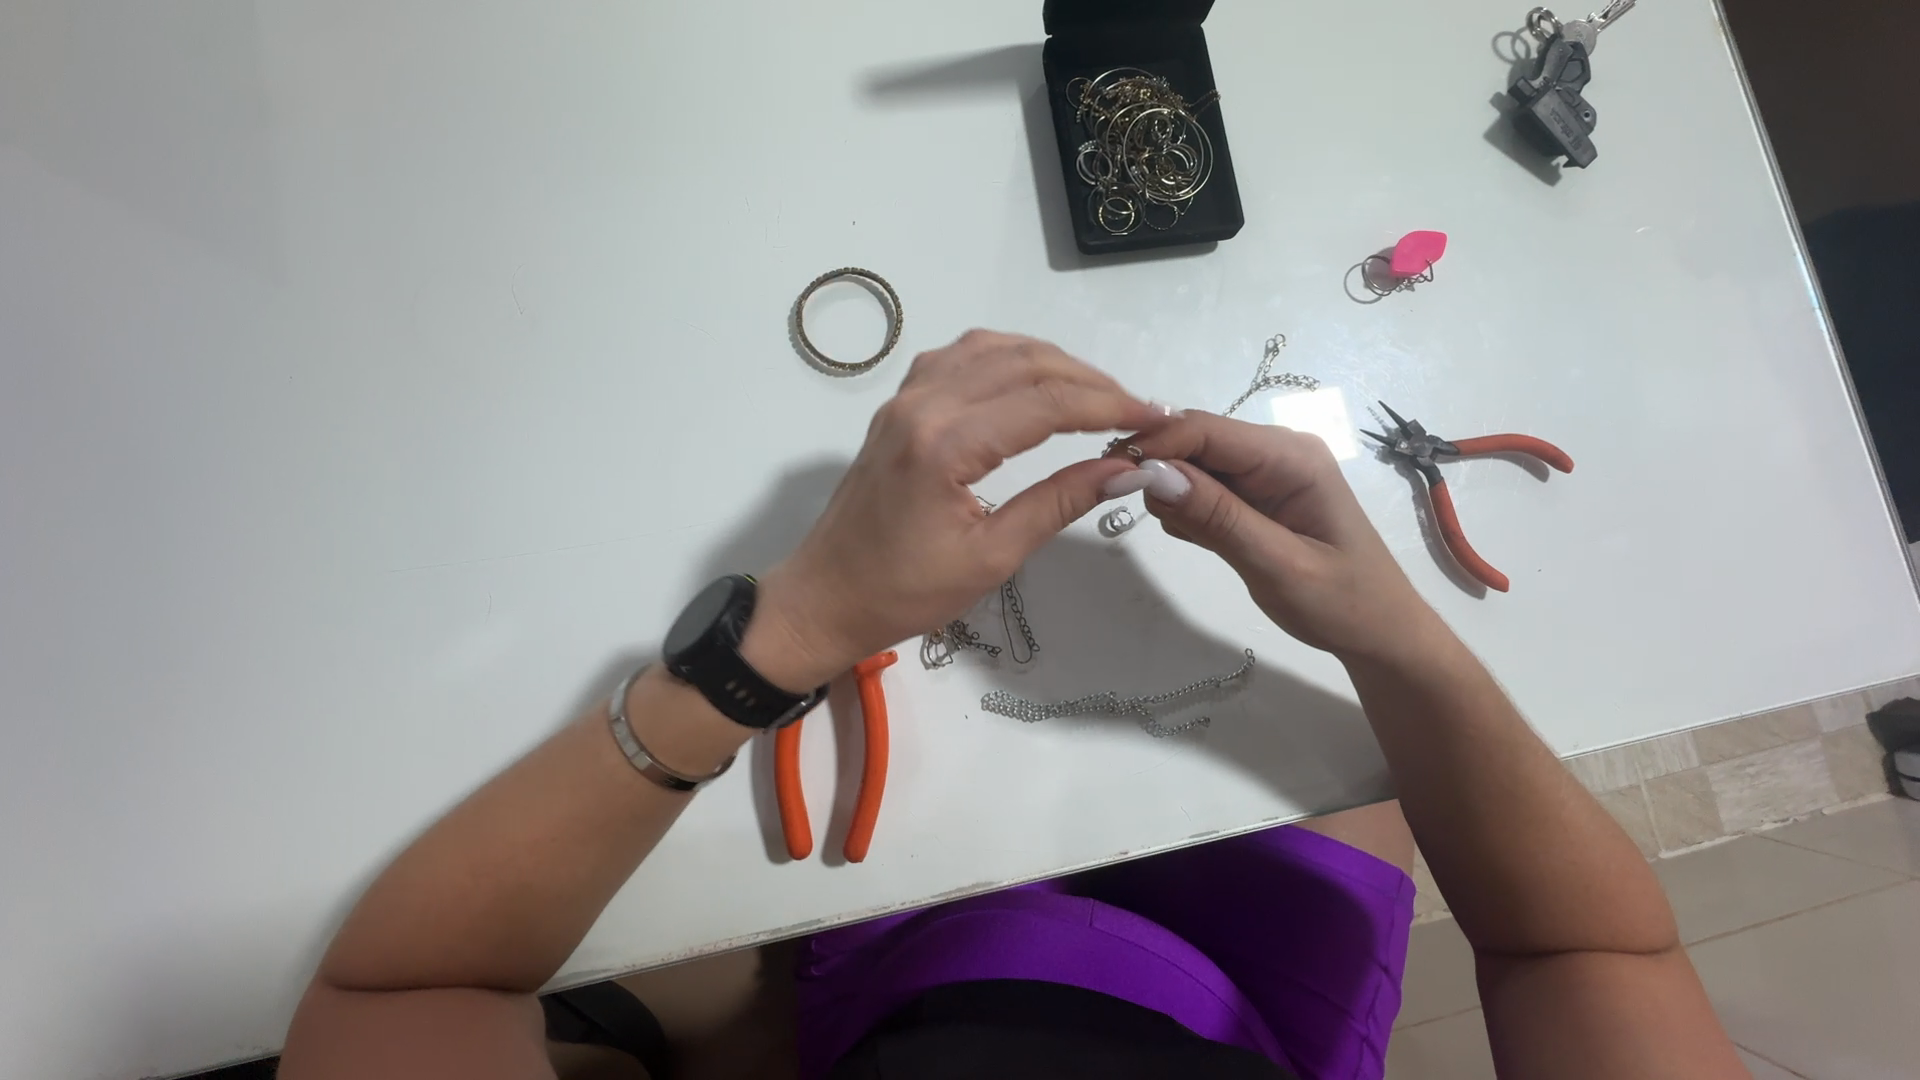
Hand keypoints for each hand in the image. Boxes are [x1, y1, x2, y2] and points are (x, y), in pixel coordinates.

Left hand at [742, 331, 1169, 688]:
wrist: (827, 597)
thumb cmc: (905, 593)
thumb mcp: (991, 556)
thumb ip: (1058, 502)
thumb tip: (1125, 468)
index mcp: (945, 445)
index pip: (1046, 403)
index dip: (1108, 404)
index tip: (1154, 417)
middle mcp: (922, 404)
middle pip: (1023, 363)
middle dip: (1087, 379)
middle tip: (1132, 406)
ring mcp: (904, 399)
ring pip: (990, 349)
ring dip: (1048, 361)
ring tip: (1092, 392)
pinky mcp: (897, 407)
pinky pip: (958, 359)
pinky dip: (1004, 358)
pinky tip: (1029, 380)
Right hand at [1118, 411, 1440, 661]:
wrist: (1378, 634)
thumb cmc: (1341, 603)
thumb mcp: (1277, 564)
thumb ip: (1217, 517)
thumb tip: (1153, 473)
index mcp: (1290, 456)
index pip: (1204, 429)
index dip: (1154, 446)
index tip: (1111, 479)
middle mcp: (1274, 452)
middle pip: (1192, 441)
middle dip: (1160, 472)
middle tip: (1160, 522)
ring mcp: (1262, 474)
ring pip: (1190, 466)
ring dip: (1175, 498)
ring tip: (1200, 541)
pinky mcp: (1250, 496)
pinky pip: (1198, 490)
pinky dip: (1187, 513)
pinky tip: (1207, 541)